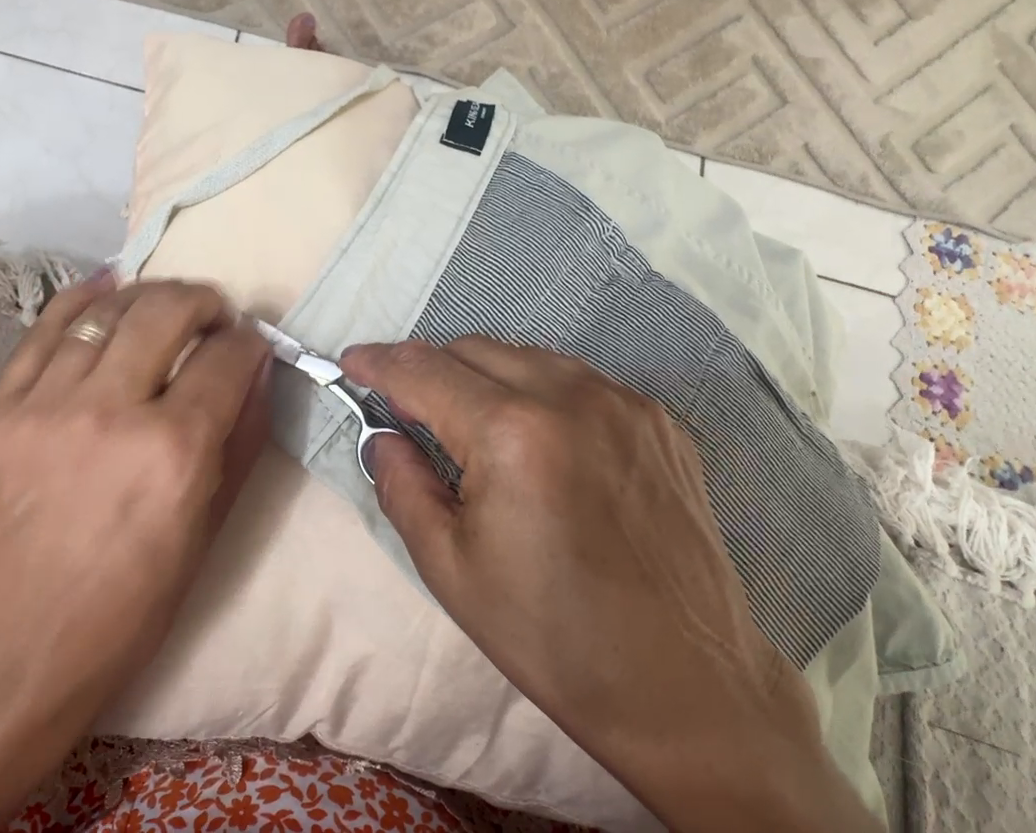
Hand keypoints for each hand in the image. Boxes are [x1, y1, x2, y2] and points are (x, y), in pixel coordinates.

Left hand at [0, 276, 270, 832]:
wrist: (24, 637)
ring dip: (146, 297)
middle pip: (166, 311)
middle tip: (212, 314)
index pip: (226, 358)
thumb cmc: (133, 600)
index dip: (247, 342)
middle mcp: (111, 411)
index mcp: (174, 450)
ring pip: (105, 311)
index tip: (249, 344)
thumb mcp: (210, 527)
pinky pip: (44, 330)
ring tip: (163, 305)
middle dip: (202, 300)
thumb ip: (242, 438)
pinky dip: (80, 301)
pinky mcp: (0, 408)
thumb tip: (258, 367)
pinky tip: (105, 290)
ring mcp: (46, 404)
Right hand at [342, 337, 877, 832]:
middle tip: (403, 410)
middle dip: (426, 369)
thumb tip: (383, 437)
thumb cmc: (551, 636)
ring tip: (464, 424)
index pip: (422, 371)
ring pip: (526, 356)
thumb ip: (401, 485)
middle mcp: (571, 396)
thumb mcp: (448, 567)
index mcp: (512, 432)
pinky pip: (577, 381)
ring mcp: (625, 404)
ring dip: (480, 375)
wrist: (685, 686)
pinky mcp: (660, 423)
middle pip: (472, 349)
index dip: (376, 363)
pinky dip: (536, 391)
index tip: (349, 364)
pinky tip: (532, 439)